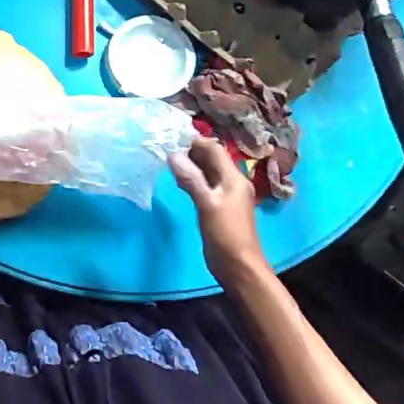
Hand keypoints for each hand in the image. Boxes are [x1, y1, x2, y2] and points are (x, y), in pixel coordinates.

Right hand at [171, 138, 271, 284]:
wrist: (239, 266)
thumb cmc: (226, 234)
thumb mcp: (207, 204)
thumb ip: (191, 179)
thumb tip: (172, 155)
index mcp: (233, 178)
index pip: (214, 149)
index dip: (195, 141)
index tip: (170, 136)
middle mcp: (231, 182)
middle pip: (212, 158)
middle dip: (190, 150)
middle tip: (164, 146)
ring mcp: (225, 195)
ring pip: (207, 171)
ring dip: (190, 164)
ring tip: (167, 159)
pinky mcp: (217, 206)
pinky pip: (204, 184)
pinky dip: (191, 178)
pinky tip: (178, 180)